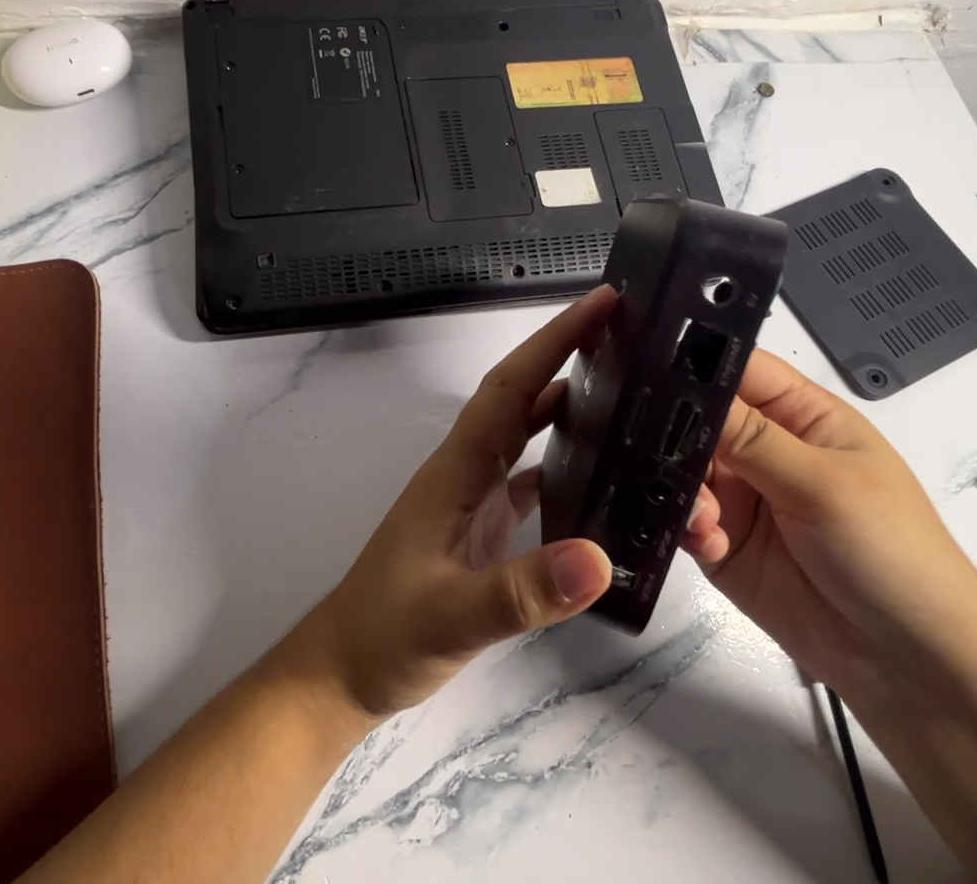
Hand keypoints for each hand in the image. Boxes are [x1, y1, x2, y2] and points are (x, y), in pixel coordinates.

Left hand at [283, 286, 619, 718]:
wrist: (345, 671)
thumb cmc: (385, 635)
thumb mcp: (453, 616)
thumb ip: (523, 591)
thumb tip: (599, 559)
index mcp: (455, 471)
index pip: (510, 388)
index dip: (553, 342)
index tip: (602, 304)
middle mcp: (465, 473)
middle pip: (521, 398)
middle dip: (569, 358)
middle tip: (631, 337)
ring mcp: (472, 501)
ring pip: (524, 436)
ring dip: (567, 406)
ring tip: (628, 392)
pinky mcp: (480, 531)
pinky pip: (527, 480)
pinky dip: (562, 465)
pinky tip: (598, 477)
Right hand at [679, 349, 976, 695]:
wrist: (907, 662)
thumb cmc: (891, 552)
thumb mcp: (825, 485)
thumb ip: (752, 439)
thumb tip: (688, 386)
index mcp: (802, 417)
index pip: (740, 371)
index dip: (696, 363)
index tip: (648, 370)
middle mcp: (765, 450)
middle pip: (699, 420)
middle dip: (677, 436)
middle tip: (665, 459)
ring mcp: (743, 498)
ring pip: (684, 472)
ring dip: (684, 491)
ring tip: (707, 521)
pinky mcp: (723, 543)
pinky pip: (684, 521)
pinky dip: (686, 528)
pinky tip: (711, 545)